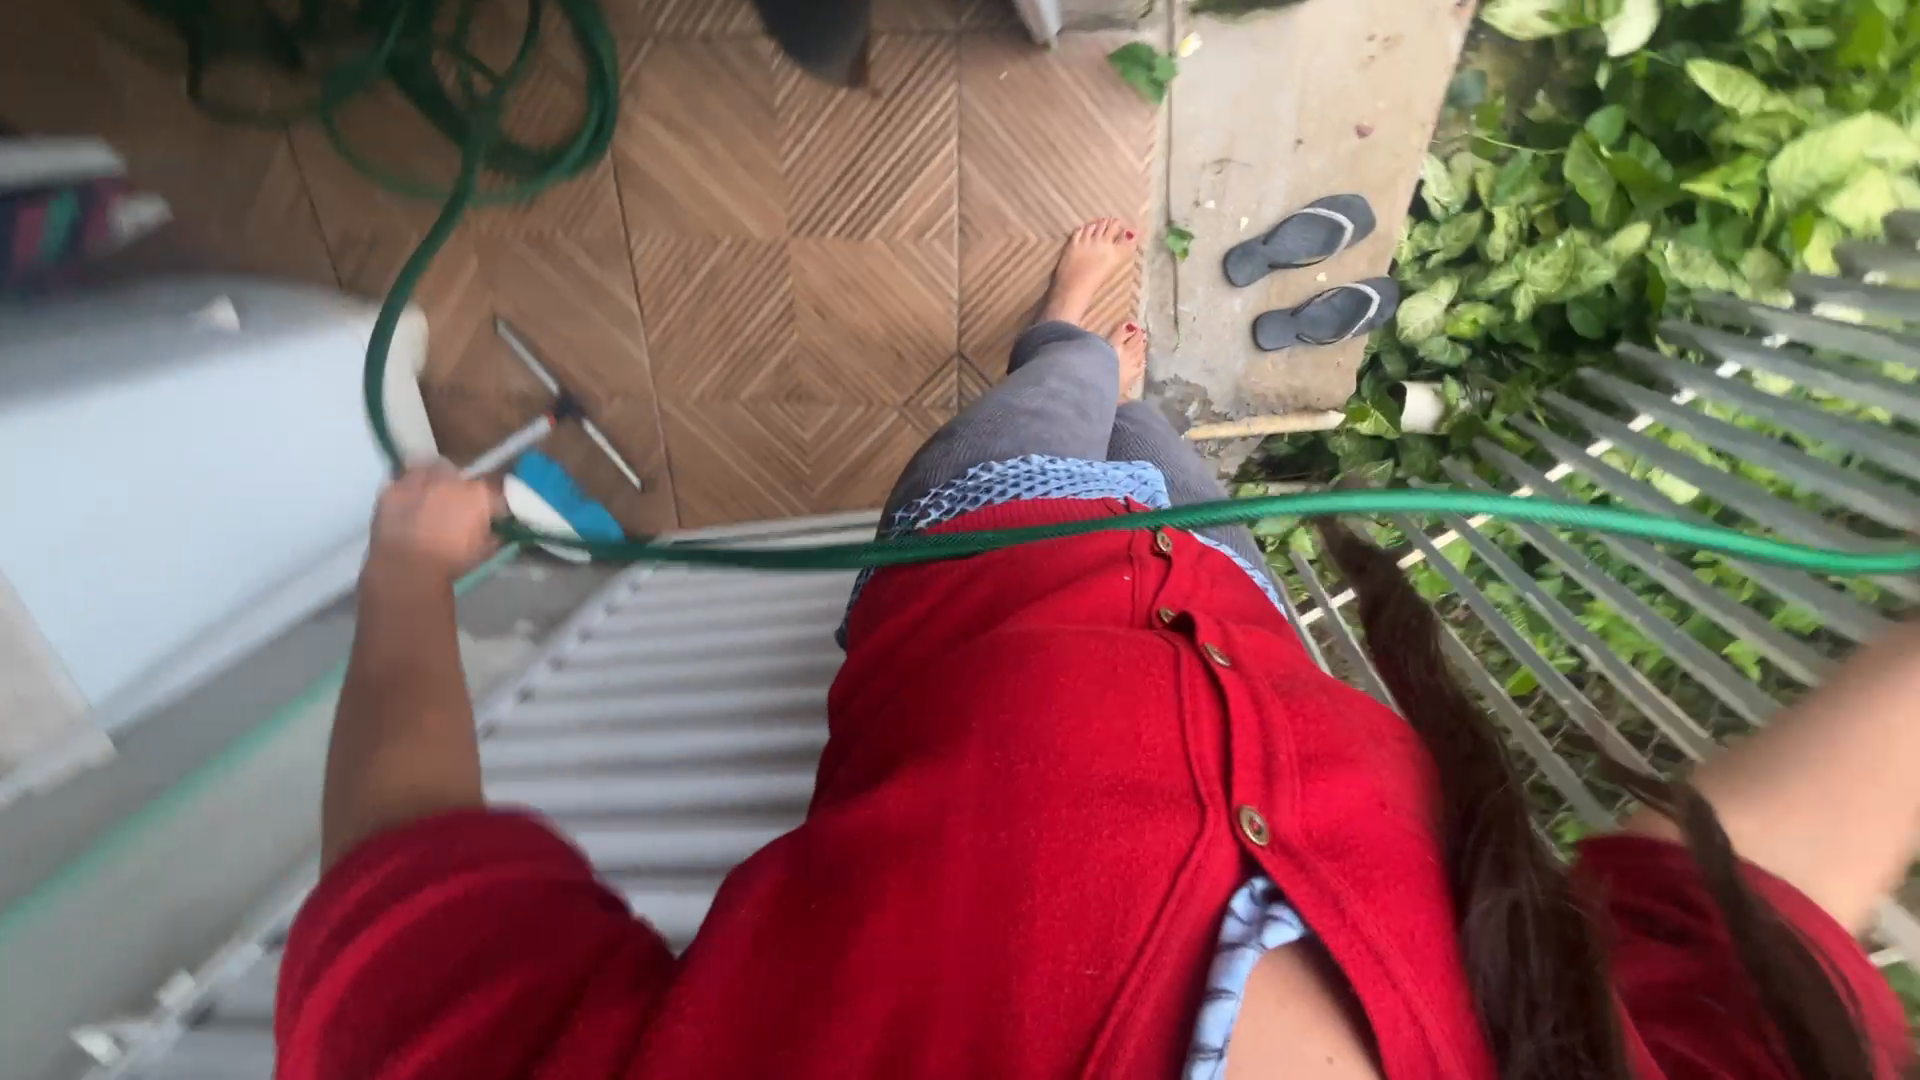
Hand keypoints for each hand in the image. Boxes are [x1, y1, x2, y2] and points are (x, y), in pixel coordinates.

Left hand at [367, 464, 504, 581]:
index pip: (495, 489)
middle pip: (461, 474)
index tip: (493, 515)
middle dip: (462, 486)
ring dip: (434, 479)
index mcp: (479, 494)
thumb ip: (492, 533)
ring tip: (432, 495)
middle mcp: (450, 480)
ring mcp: (418, 481)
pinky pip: (402, 480)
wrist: (406, 568)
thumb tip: (494, 530)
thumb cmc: (452, 560)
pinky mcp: (391, 489)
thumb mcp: (485, 550)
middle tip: (459, 504)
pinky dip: (408, 489)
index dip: (494, 503)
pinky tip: (409, 502)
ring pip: (430, 468)